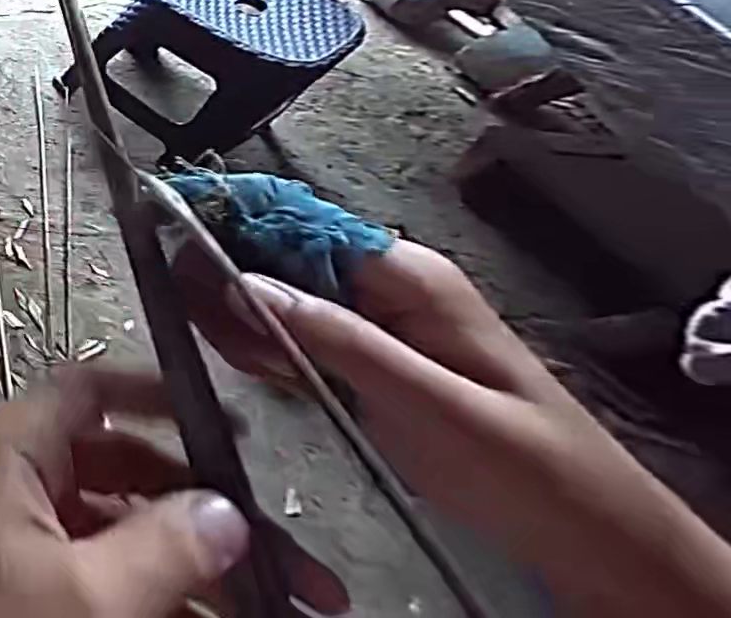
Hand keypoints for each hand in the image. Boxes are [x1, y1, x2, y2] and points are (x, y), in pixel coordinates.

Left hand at [0, 366, 347, 617]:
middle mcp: (27, 471)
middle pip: (127, 465)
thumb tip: (226, 510)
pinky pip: (110, 568)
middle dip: (207, 508)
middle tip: (300, 569)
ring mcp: (32, 525)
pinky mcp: (37, 575)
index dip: (156, 394)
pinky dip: (165, 593)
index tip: (234, 429)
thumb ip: (163, 548)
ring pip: (127, 524)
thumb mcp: (87, 594)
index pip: (91, 390)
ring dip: (199, 563)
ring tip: (289, 609)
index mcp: (22, 444)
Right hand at [182, 238, 730, 616]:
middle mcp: (370, 280)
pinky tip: (267, 372)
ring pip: (257, 291)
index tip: (173, 240)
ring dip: (239, 324)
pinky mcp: (344, 345)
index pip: (291, 219)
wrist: (591, 545)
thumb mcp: (433, 404)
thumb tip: (242, 282)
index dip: (227, 220)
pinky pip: (274, 327)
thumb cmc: (532, 471)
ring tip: (255, 364)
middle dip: (227, 287)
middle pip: (262, 252)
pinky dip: (255, 346)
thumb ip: (336, 337)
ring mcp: (355, 313)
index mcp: (400, 272)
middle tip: (217, 330)